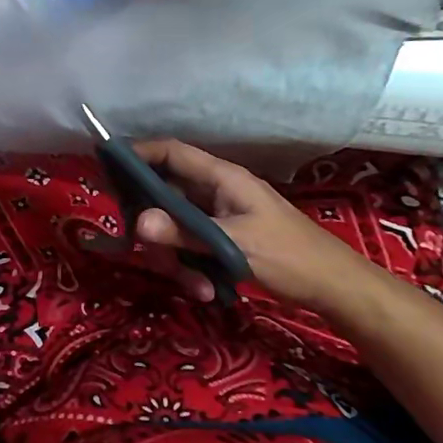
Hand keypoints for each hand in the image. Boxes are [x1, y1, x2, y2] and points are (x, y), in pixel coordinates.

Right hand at [130, 140, 368, 311]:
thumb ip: (184, 232)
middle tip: (147, 251)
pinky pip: (191, 246)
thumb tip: (138, 223)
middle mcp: (215, 192)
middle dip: (154, 227)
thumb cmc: (290, 256)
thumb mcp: (233, 245)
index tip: (108, 168)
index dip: (138, 154)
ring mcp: (218, 216)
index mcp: (221, 178)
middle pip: (165, 197)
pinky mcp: (221, 239)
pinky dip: (191, 268)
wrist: (334, 288)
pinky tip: (205, 290)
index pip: (170, 152)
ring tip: (194, 286)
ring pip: (175, 227)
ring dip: (176, 257)